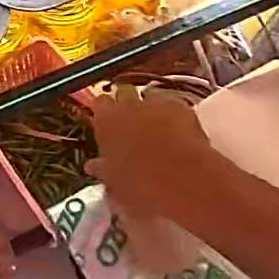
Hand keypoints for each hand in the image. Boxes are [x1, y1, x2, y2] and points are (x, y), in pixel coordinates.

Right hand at [85, 84, 215, 220]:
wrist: (183, 183)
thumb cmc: (142, 186)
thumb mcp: (114, 182)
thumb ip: (102, 168)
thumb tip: (95, 167)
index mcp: (107, 120)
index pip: (100, 103)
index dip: (104, 112)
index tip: (107, 123)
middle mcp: (130, 104)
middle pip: (124, 92)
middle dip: (127, 105)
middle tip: (131, 127)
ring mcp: (157, 103)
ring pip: (150, 98)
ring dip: (150, 110)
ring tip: (156, 131)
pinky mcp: (181, 107)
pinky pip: (173, 105)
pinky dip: (173, 115)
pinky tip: (177, 133)